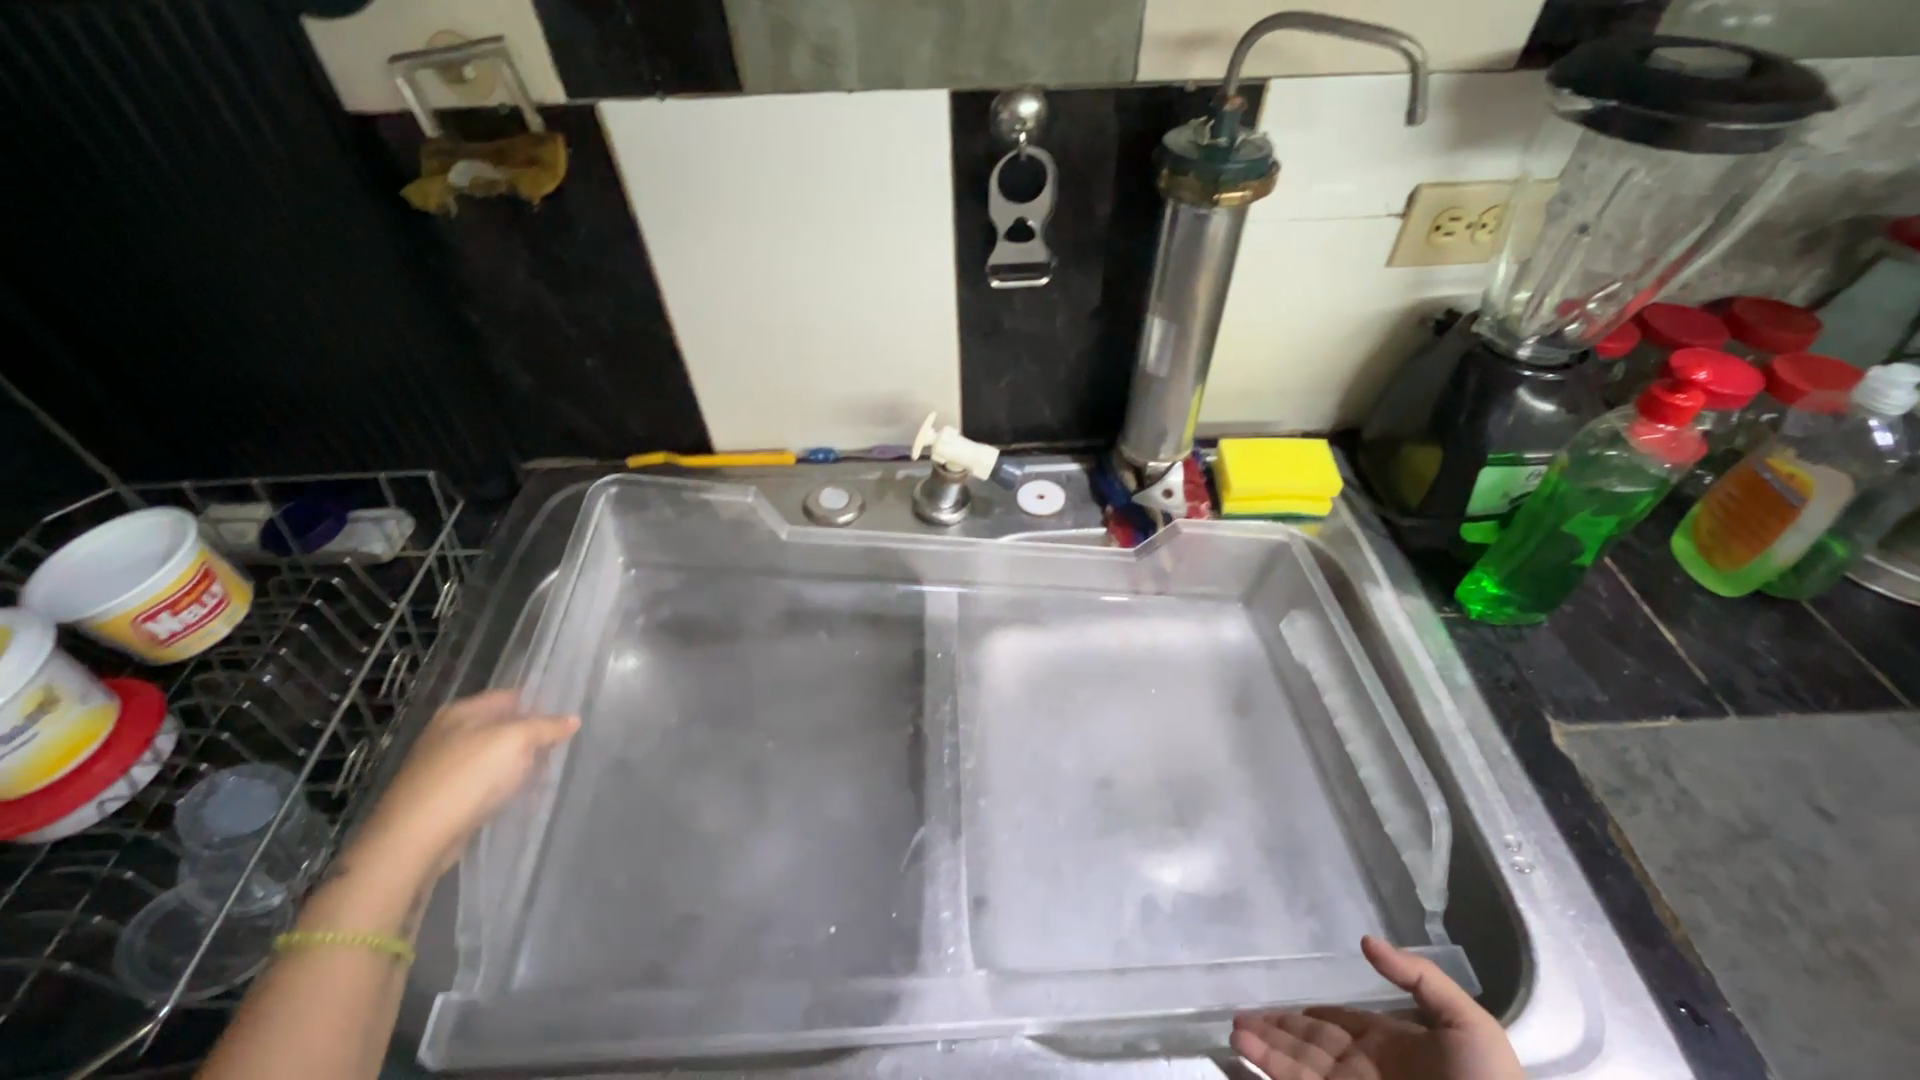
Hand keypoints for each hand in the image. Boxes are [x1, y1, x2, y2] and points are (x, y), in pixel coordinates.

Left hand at [351, 689, 578, 879]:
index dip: (539, 705)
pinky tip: (516, 796)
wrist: (416, 837)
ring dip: (517, 764)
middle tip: (560, 749)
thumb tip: (573, 719)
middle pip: (500, 726)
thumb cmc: (468, 777)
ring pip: (492, 756)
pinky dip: (501, 786)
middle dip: (530, 737)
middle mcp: (447, 733)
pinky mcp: (441, 796)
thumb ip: (546, 727)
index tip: (566, 720)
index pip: (509, 697)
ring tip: (544, 775)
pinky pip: (482, 782)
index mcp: (461, 712)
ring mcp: (441, 766)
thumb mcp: (515, 742)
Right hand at [1230, 936, 1521, 1079]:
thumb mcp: (1466, 1023)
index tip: (1282, 1008)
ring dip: (1265, 1048)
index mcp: (1395, 1046)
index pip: (1341, 1027)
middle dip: (1277, 1031)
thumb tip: (1366, 941)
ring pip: (1299, 1066)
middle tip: (1240, 1018)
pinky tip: (1247, 1052)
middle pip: (1312, 1046)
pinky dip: (1271, 1068)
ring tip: (1234, 1031)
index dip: (1310, 1017)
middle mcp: (1367, 1070)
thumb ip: (1418, 978)